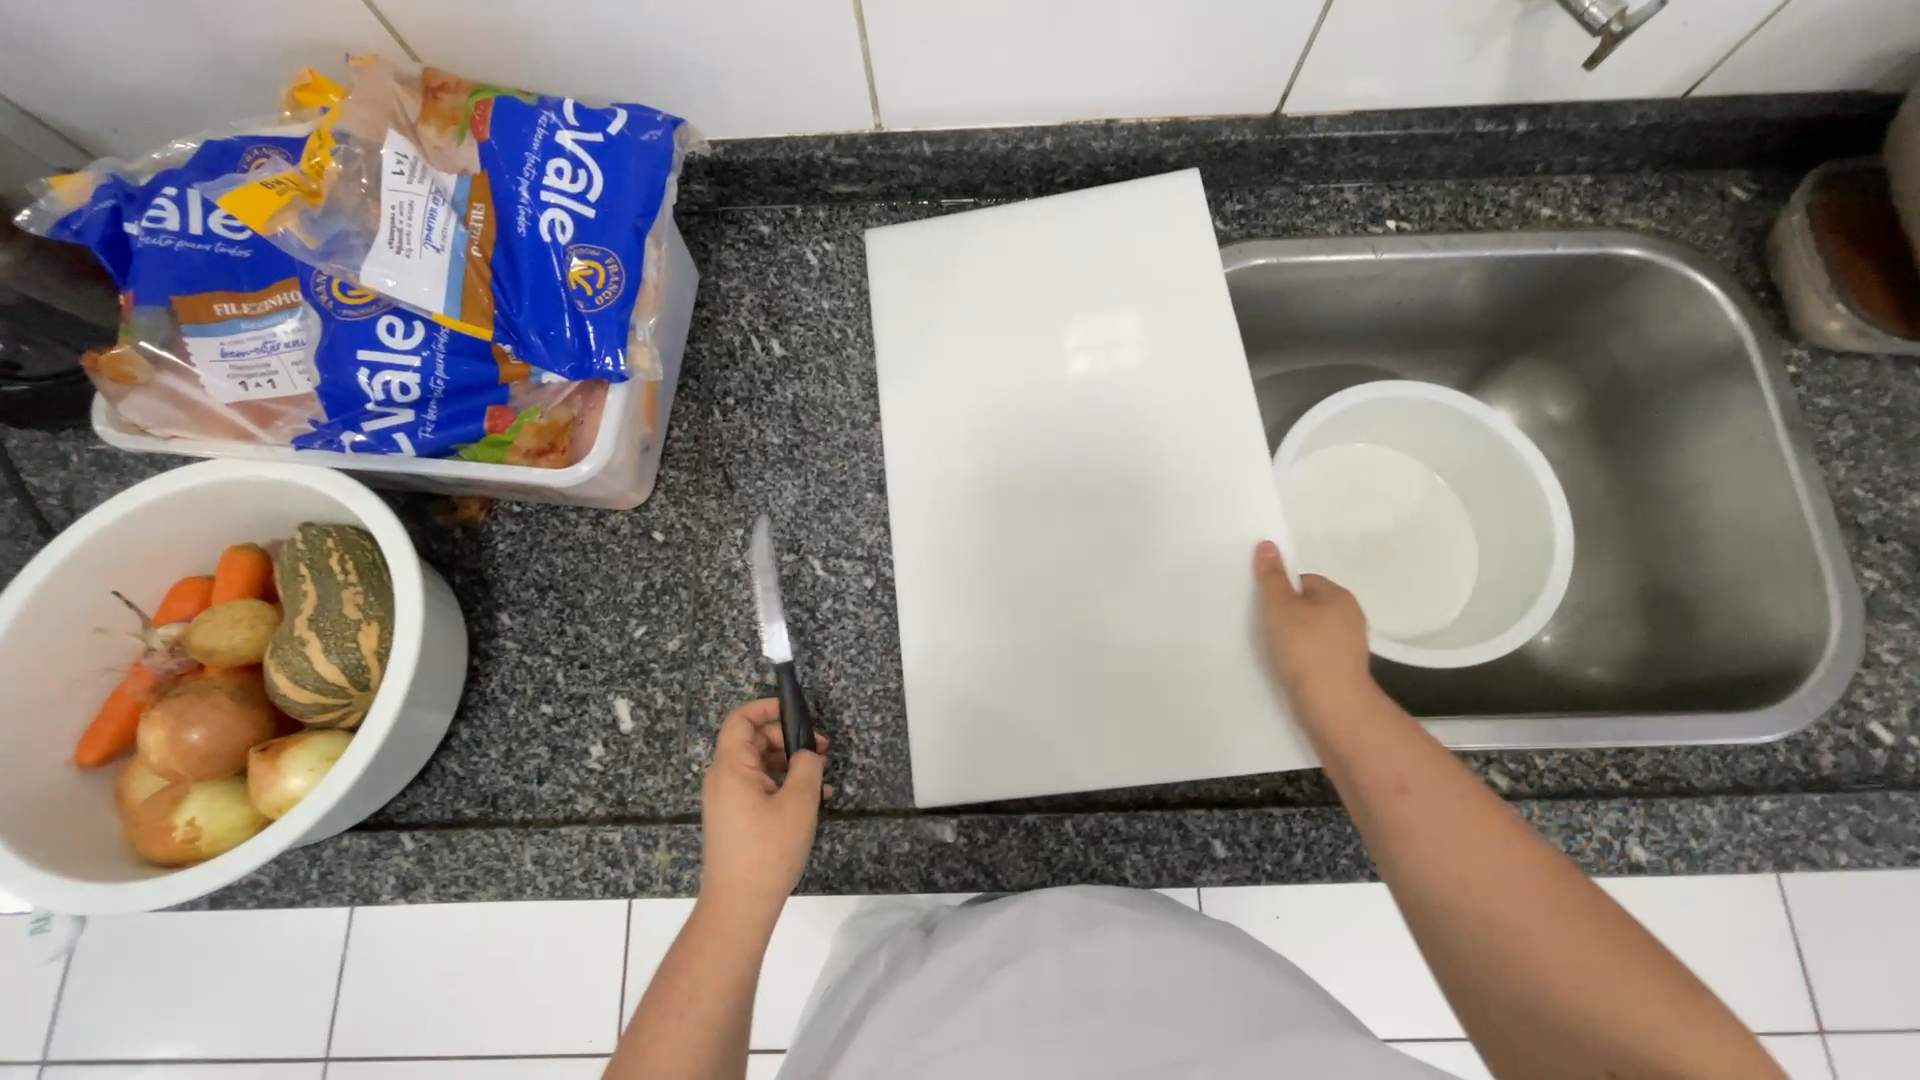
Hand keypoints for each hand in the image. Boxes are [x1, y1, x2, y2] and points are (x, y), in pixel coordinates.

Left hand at [699, 699, 828, 918]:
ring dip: (791, 764)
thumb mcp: (798, 802)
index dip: (767, 708)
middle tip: (823, 750)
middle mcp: (723, 778)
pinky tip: (813, 800)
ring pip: (760, 765)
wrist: (739, 905)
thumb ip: (806, 766)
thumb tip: (807, 753)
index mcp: (730, 767)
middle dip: (789, 739)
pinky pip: (759, 787)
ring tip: (823, 778)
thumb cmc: (768, 849)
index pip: (741, 720)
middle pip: (754, 741)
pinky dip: (783, 785)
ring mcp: (727, 800)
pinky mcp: (735, 818)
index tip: (797, 711)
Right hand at [1253, 540, 1374, 713]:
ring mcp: (1348, 646)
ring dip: (1291, 638)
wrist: (1332, 705)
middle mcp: (1350, 617)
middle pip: (1307, 606)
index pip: (1304, 581)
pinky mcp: (1342, 669)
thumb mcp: (1280, 608)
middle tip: (1263, 628)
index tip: (1263, 608)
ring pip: (1310, 632)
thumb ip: (1271, 577)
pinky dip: (1300, 658)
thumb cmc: (1305, 650)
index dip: (1280, 591)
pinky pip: (1315, 654)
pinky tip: (1286, 668)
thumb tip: (1267, 544)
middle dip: (1285, 615)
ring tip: (1272, 650)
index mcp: (1339, 596)